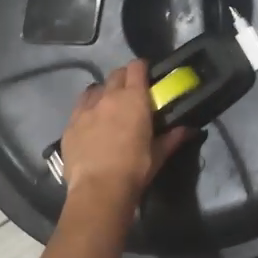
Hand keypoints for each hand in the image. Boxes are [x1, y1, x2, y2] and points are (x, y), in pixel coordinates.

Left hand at [60, 61, 191, 202]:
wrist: (98, 190)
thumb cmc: (134, 168)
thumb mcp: (159, 154)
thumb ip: (173, 137)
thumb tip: (188, 129)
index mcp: (134, 98)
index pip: (136, 67)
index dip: (142, 68)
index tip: (146, 76)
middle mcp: (109, 97)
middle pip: (115, 74)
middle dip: (123, 79)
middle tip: (129, 93)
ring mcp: (85, 110)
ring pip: (94, 89)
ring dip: (103, 93)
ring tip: (107, 107)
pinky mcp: (69, 126)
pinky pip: (78, 108)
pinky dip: (86, 110)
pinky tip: (90, 123)